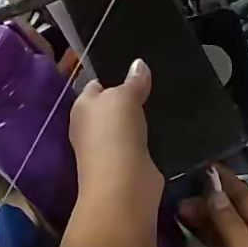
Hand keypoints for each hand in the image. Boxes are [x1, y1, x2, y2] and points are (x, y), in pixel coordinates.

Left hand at [69, 59, 162, 203]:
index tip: (136, 68)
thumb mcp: (123, 98)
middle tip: (157, 82)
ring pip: (127, 125)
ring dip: (141, 118)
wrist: (123, 183)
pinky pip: (139, 142)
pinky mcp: (128, 163)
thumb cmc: (114, 132)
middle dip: (129, 97)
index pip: (95, 86)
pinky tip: (166, 127)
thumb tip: (139, 63)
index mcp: (81, 108)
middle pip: (111, 107)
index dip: (112, 76)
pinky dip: (149, 136)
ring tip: (165, 100)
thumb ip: (132, 82)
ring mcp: (109, 148)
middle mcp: (90, 127)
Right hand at [179, 166, 247, 246]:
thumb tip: (212, 187)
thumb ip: (228, 222)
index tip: (200, 161)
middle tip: (178, 184)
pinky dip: (198, 228)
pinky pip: (211, 238)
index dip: (224, 179)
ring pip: (218, 222)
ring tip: (174, 202)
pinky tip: (181, 220)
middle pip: (230, 207)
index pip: (245, 196)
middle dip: (207, 194)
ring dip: (200, 211)